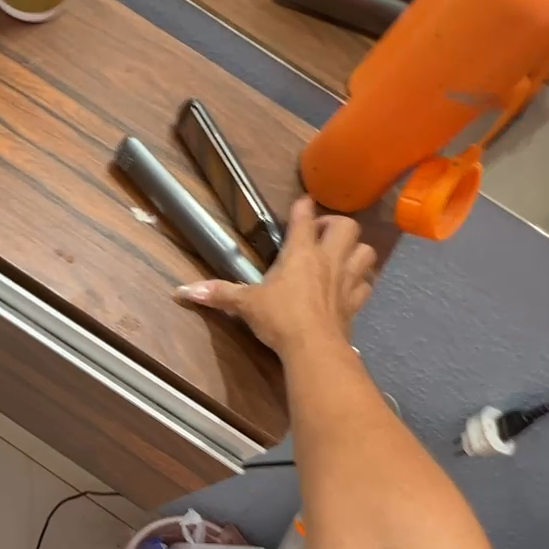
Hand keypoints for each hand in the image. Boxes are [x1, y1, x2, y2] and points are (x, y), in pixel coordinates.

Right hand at [174, 197, 377, 358]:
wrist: (313, 346)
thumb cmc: (279, 318)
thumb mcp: (245, 304)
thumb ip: (218, 293)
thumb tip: (182, 290)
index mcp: (300, 253)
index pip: (304, 219)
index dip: (303, 208)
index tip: (303, 202)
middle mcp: (328, 259)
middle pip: (347, 226)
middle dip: (336, 224)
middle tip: (321, 234)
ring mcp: (346, 279)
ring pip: (366, 250)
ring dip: (356, 249)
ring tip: (341, 256)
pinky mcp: (355, 301)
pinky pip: (366, 283)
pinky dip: (360, 281)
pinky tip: (350, 286)